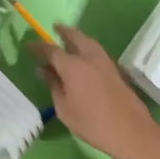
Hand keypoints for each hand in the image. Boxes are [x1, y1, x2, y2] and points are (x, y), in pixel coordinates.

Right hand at [28, 25, 159, 158]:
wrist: (130, 130)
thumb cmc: (91, 123)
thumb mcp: (64, 108)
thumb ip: (53, 85)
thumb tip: (43, 69)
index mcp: (73, 66)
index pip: (51, 50)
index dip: (39, 47)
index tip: (29, 45)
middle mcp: (88, 57)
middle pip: (74, 36)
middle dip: (63, 31)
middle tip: (55, 28)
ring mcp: (104, 61)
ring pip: (88, 41)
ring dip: (76, 36)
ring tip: (68, 38)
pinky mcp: (114, 68)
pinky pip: (96, 49)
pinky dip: (87, 46)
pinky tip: (84, 55)